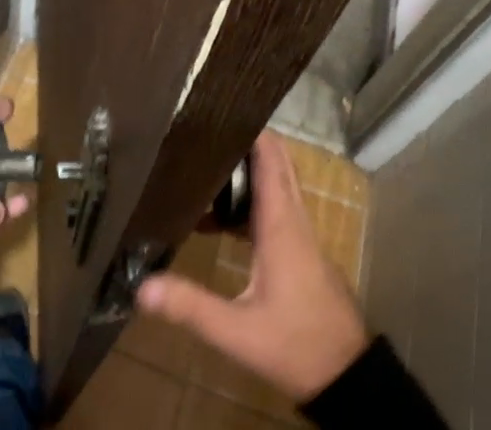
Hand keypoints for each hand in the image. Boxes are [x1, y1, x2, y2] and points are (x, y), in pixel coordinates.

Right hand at [135, 131, 368, 400]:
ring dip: (241, 175)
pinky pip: (272, 211)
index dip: (248, 129)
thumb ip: (191, 307)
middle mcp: (293, 221)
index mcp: (281, 225)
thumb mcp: (238, 331)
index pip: (270, 158)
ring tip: (196, 171)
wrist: (349, 378)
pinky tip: (215, 223)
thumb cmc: (297, 346)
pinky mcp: (299, 254)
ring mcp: (299, 237)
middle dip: (239, 145)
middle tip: (198, 134)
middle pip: (272, 165)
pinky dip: (246, 204)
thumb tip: (142, 286)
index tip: (215, 111)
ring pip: (272, 188)